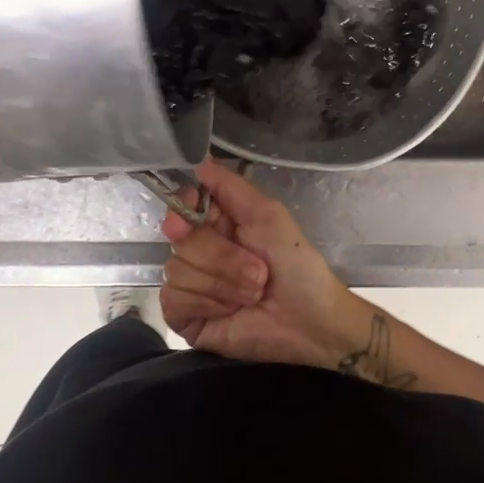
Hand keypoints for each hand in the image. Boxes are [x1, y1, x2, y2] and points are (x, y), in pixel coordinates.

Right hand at [160, 160, 373, 369]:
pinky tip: (229, 312)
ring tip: (251, 295)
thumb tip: (200, 161)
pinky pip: (174, 300)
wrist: (309, 320)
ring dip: (221, 284)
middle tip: (258, 272)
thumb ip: (231, 187)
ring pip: (177, 270)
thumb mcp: (268, 215)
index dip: (182, 210)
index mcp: (218, 225)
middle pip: (182, 241)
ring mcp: (191, 285)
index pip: (181, 207)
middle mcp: (200, 252)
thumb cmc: (297, 265)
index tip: (188, 218)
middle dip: (223, 258)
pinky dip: (207, 303)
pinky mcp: (185, 318)